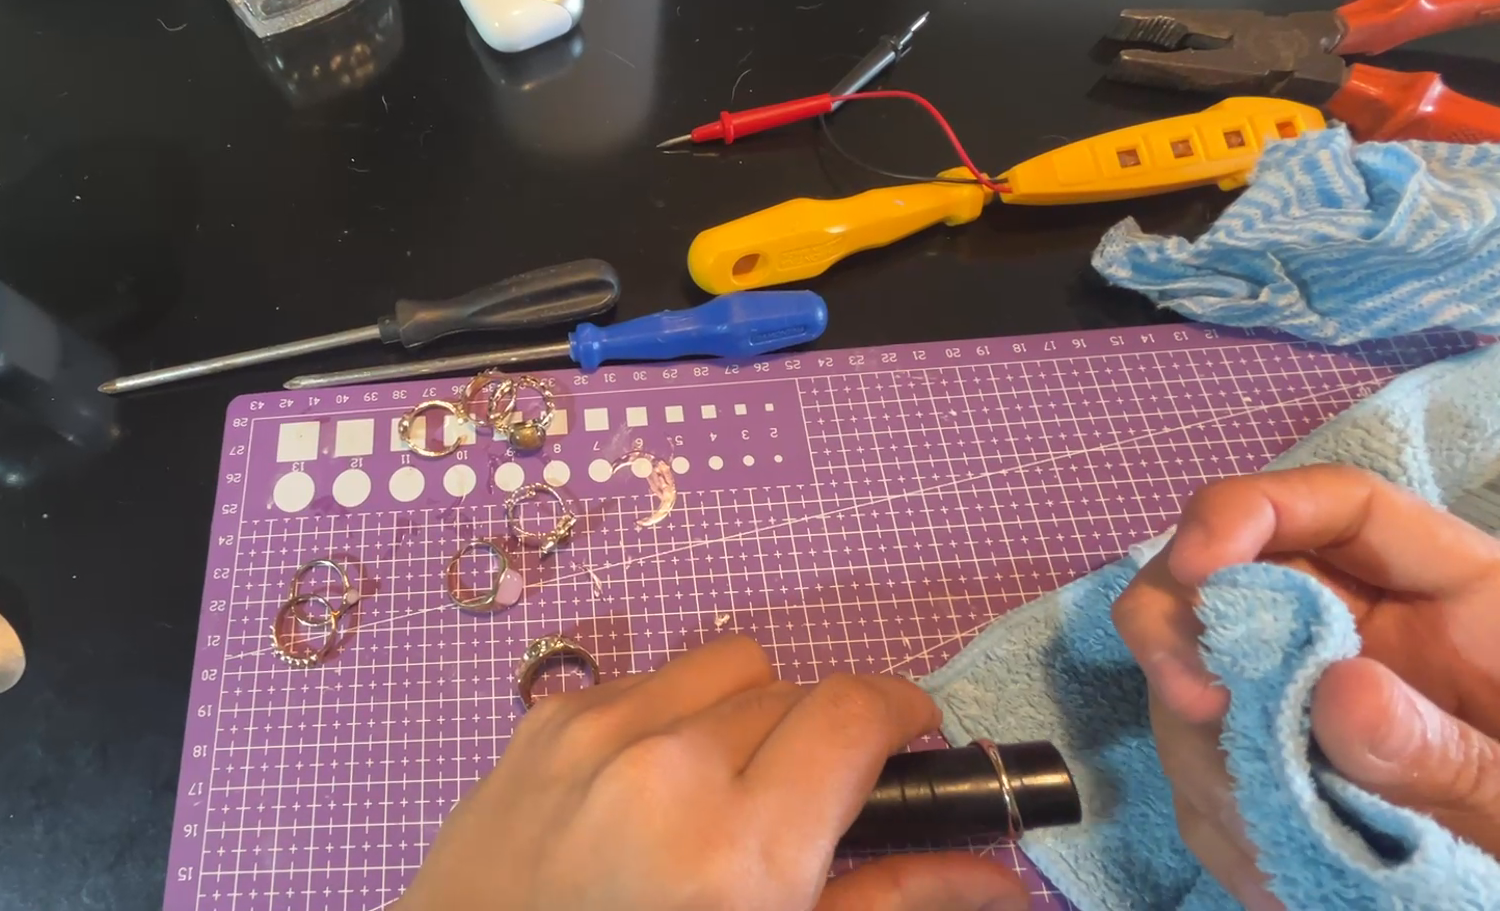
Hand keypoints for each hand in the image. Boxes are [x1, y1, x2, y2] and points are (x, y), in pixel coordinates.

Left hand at [398, 635, 1027, 910]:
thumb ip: (887, 908)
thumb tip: (999, 873)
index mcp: (738, 849)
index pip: (851, 710)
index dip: (901, 708)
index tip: (914, 732)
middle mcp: (668, 762)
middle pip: (791, 689)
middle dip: (819, 732)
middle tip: (806, 793)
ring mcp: (598, 724)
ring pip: (725, 663)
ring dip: (749, 707)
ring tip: (726, 775)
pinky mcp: (550, 711)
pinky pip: (651, 677)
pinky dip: (674, 710)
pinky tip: (647, 776)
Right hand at [1113, 465, 1499, 907]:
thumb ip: (1457, 759)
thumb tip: (1339, 692)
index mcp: (1449, 604)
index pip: (1328, 507)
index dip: (1242, 515)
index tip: (1197, 572)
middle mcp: (1350, 630)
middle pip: (1214, 581)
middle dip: (1176, 633)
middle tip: (1193, 704)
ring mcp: (1294, 691)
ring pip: (1188, 676)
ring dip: (1203, 751)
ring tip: (1270, 848)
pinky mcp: (1264, 754)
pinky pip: (1200, 763)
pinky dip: (1219, 819)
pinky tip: (1270, 878)